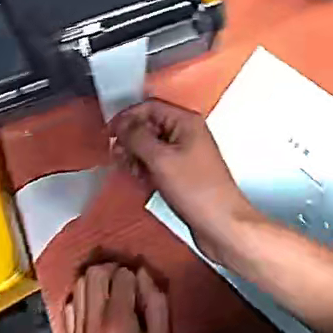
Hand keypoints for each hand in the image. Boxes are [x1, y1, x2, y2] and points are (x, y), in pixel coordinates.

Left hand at [64, 263, 168, 332]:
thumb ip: (157, 303)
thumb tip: (145, 275)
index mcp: (117, 324)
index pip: (122, 275)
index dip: (136, 274)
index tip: (143, 283)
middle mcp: (91, 326)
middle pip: (94, 274)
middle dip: (112, 269)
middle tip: (126, 278)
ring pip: (78, 286)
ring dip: (95, 281)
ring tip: (111, 290)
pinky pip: (68, 308)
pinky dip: (81, 299)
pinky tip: (95, 306)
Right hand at [110, 100, 262, 266]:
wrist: (221, 225)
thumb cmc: (198, 192)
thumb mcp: (161, 160)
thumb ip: (137, 137)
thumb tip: (122, 124)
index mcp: (186, 122)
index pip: (150, 107)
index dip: (128, 117)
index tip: (111, 132)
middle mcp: (187, 133)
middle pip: (150, 125)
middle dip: (131, 139)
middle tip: (119, 155)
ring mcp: (186, 153)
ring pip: (152, 145)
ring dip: (137, 156)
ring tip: (130, 171)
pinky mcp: (183, 172)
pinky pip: (158, 163)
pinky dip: (147, 169)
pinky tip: (142, 182)